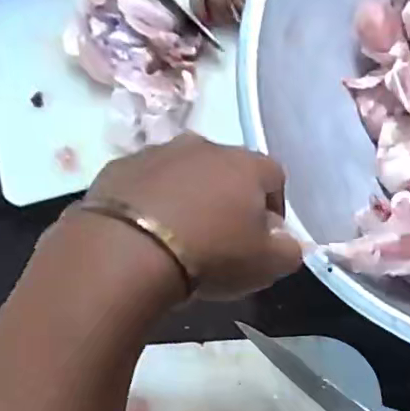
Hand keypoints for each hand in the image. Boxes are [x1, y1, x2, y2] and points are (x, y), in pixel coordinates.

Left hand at [84, 134, 301, 301]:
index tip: (267, 236)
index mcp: (246, 165)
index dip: (276, 206)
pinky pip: (150, 183)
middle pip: (229, 169)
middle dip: (233, 198)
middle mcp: (204, 146)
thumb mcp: (270, 264)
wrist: (130, 250)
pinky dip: (157, 201)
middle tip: (228, 236)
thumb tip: (286, 241)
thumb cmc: (214, 254)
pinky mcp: (119, 166)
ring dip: (193, 197)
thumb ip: (290, 250)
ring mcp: (157, 151)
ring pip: (188, 173)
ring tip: (188, 235)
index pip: (275, 175)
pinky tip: (154, 232)